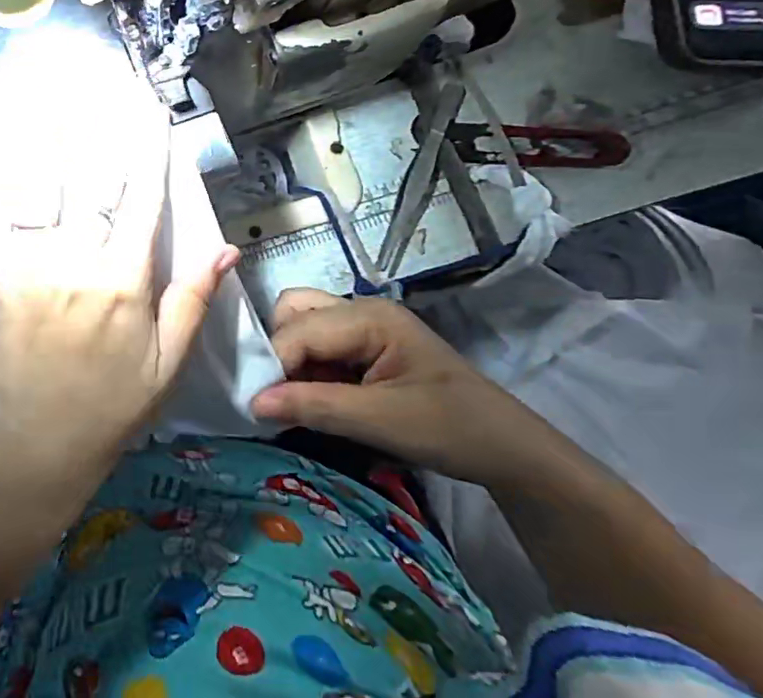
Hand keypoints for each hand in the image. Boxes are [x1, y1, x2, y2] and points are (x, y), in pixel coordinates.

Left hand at [0, 113, 236, 488]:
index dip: (148, 150)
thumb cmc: (108, 407)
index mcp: (124, 283)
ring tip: (45, 89)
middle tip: (93, 79)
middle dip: (93, 125)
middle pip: (86, 179)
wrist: (31, 444)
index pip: (142, 200)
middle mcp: (75, 263)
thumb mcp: (167, 364)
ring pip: (35, 184)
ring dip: (42, 133)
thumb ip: (193, 299)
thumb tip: (226, 246)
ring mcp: (26, 265)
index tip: (150, 110)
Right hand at [249, 289, 584, 490]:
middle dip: (278, 350)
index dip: (272, 364)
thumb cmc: (452, 429)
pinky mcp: (366, 347)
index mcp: (369, 317)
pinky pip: (319, 346)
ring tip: (296, 399)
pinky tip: (314, 399)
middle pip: (293, 311)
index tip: (256, 405)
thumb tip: (252, 403)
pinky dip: (306, 369)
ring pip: (302, 326)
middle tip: (280, 394)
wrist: (510, 451)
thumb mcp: (381, 421)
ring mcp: (364, 327)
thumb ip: (314, 407)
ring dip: (291, 359)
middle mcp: (361, 310)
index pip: (298, 330)